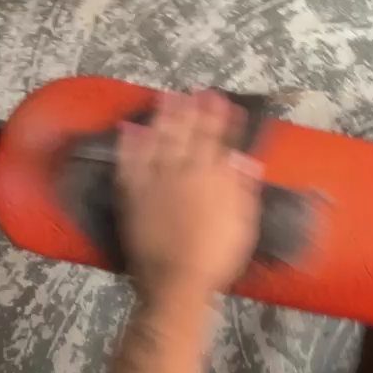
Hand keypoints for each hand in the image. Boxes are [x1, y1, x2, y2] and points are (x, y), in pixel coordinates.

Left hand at [116, 91, 262, 304]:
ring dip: (163, 117)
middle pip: (187, 133)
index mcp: (212, 178)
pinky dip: (129, 144)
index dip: (220, 117)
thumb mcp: (243, 223)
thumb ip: (242, 188)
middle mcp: (183, 172)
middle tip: (195, 89)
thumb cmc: (217, 256)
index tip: (221, 98)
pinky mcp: (133, 196)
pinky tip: (130, 129)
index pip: (217, 139)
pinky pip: (129, 163)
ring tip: (167, 97)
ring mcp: (154, 182)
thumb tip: (243, 158)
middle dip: (193, 109)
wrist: (177, 282)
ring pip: (158, 141)